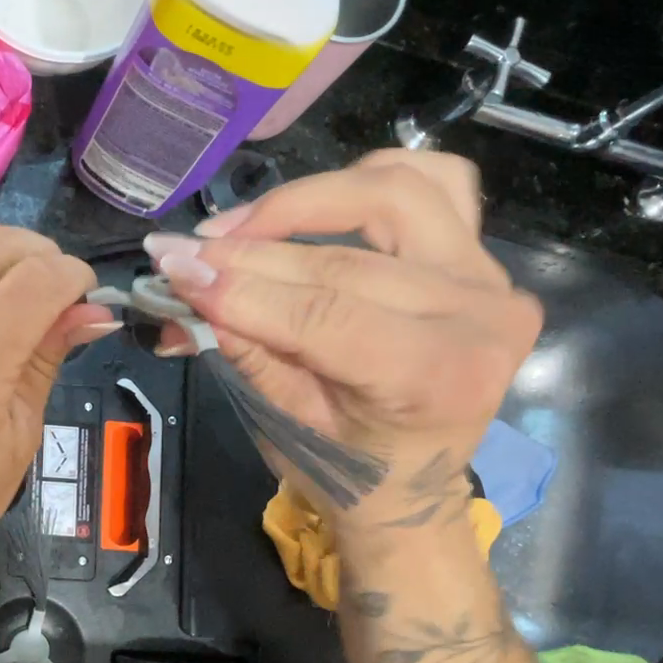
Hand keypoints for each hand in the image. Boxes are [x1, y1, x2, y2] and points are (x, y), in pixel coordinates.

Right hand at [145, 150, 541, 539]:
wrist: (410, 482)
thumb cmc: (345, 470)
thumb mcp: (285, 422)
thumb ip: (245, 348)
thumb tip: (185, 284)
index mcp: (433, 379)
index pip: (322, 315)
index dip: (242, 289)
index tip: (172, 271)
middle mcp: (478, 316)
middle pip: (343, 260)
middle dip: (249, 252)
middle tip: (180, 253)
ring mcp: (490, 277)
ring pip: (391, 196)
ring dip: (300, 202)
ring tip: (234, 227)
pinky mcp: (482, 255)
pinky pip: (436, 184)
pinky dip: (369, 179)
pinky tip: (315, 201)